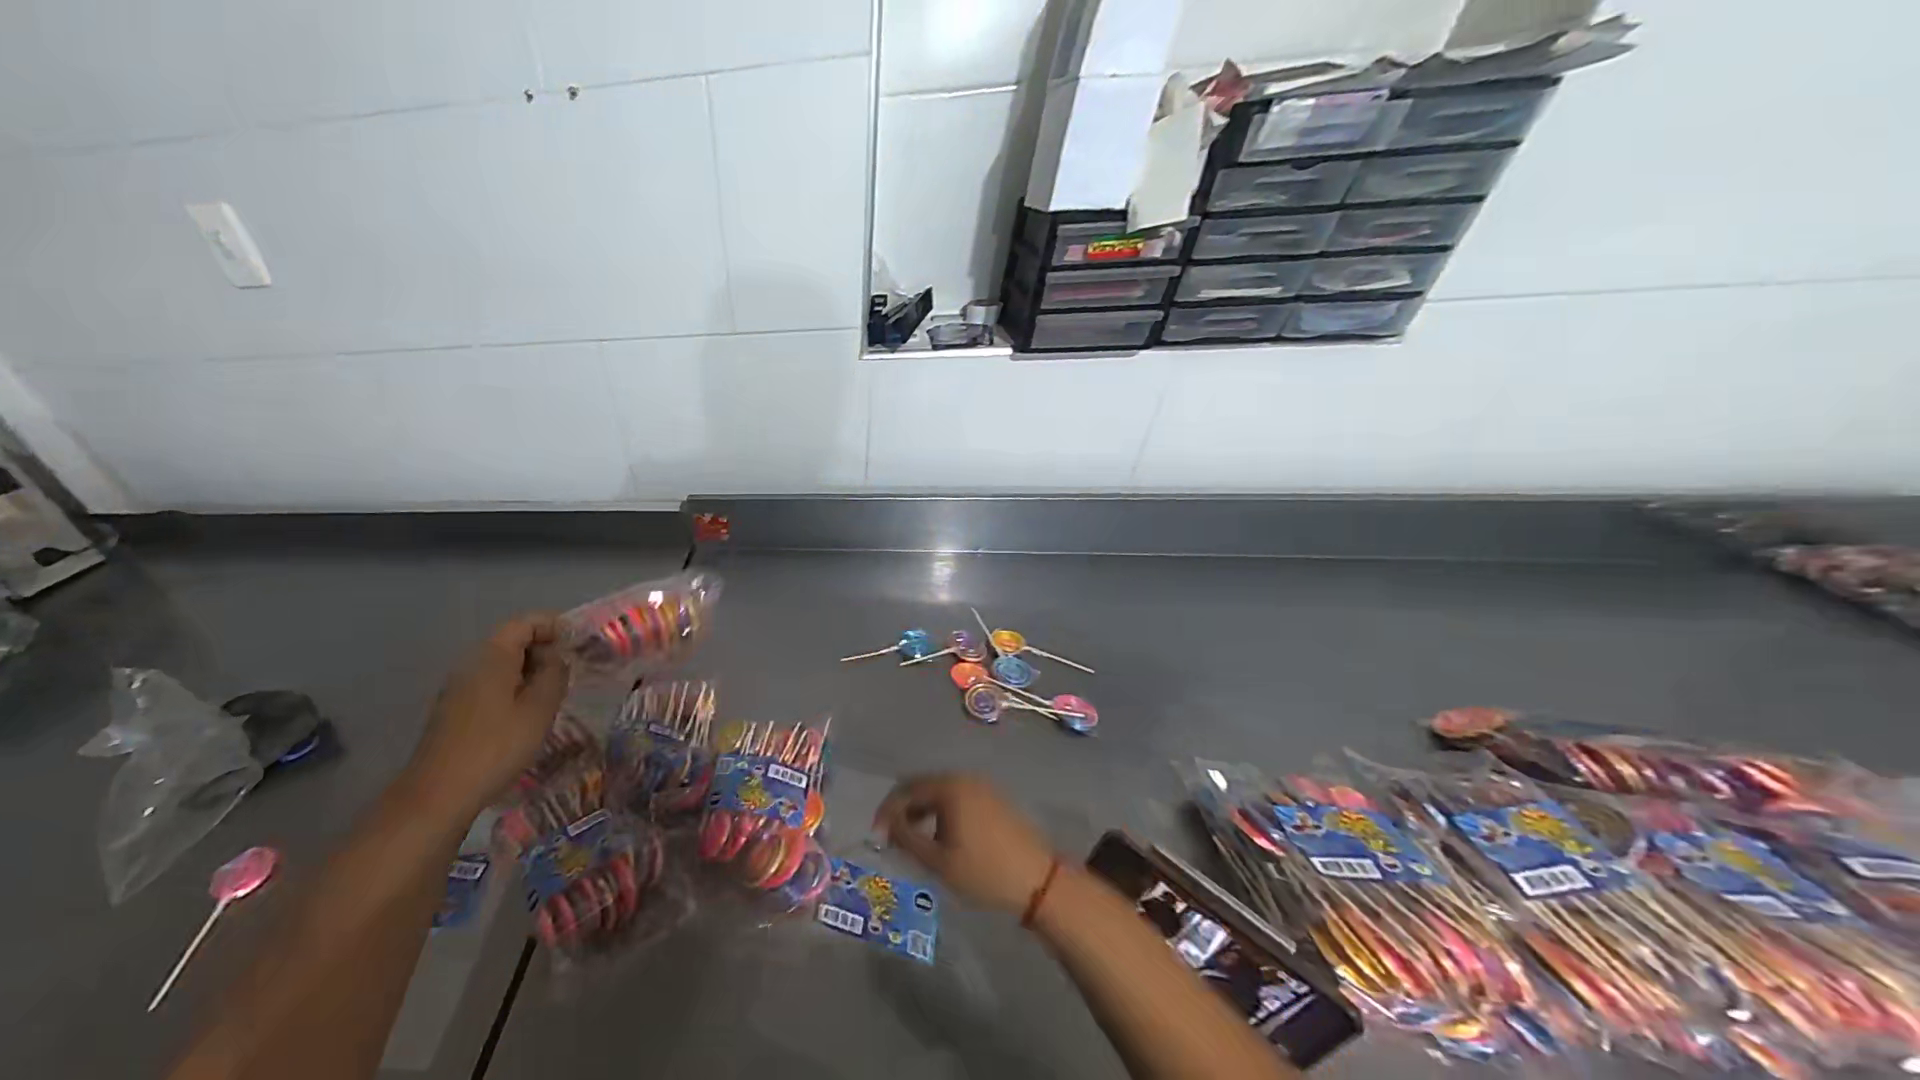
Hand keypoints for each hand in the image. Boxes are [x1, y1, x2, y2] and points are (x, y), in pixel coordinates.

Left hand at [404, 614, 570, 816]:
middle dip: (544, 649)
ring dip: (530, 672)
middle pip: (511, 641)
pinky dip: (515, 688)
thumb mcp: (540, 708)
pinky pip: (491, 685)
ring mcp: (458, 688)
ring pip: (502, 665)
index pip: (524, 623)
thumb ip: (554, 674)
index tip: (579, 643)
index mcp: (492, 657)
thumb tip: (556, 657)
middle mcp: (471, 665)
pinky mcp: (455, 710)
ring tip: (555, 694)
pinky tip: (528, 714)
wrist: (439, 794)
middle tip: (572, 671)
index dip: (553, 626)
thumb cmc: (497, 746)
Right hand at [874, 773, 1057, 914]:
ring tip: (914, 840)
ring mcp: (983, 787)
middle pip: (923, 786)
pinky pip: (958, 798)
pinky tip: (941, 836)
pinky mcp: (994, 799)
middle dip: (904, 809)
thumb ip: (906, 839)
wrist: (1037, 879)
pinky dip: (942, 812)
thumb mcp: (937, 861)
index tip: (876, 836)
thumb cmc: (983, 871)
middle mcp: (965, 778)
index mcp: (949, 788)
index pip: (906, 789)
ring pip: (941, 792)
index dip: (886, 811)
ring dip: (923, 811)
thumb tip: (885, 825)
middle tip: (892, 838)